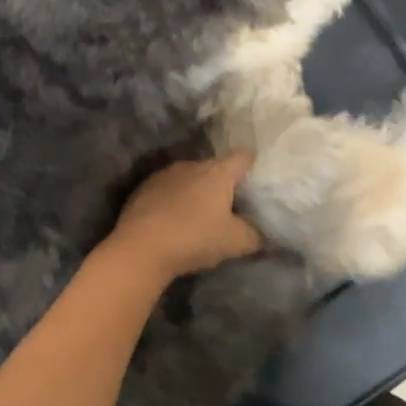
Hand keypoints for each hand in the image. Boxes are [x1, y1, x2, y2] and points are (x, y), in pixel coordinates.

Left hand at [106, 152, 264, 279]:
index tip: (257, 179)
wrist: (140, 248)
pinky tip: (173, 219)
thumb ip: (255, 236)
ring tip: (200, 213)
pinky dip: (174, 200)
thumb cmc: (194, 239)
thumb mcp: (235, 243)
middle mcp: (191, 165)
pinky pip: (167, 190)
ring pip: (188, 178)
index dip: (253, 165)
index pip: (243, 157)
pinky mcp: (142, 189)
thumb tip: (265, 235)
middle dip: (223, 183)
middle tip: (230, 205)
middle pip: (214, 168)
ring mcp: (163, 175)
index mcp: (218, 172)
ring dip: (195, 191)